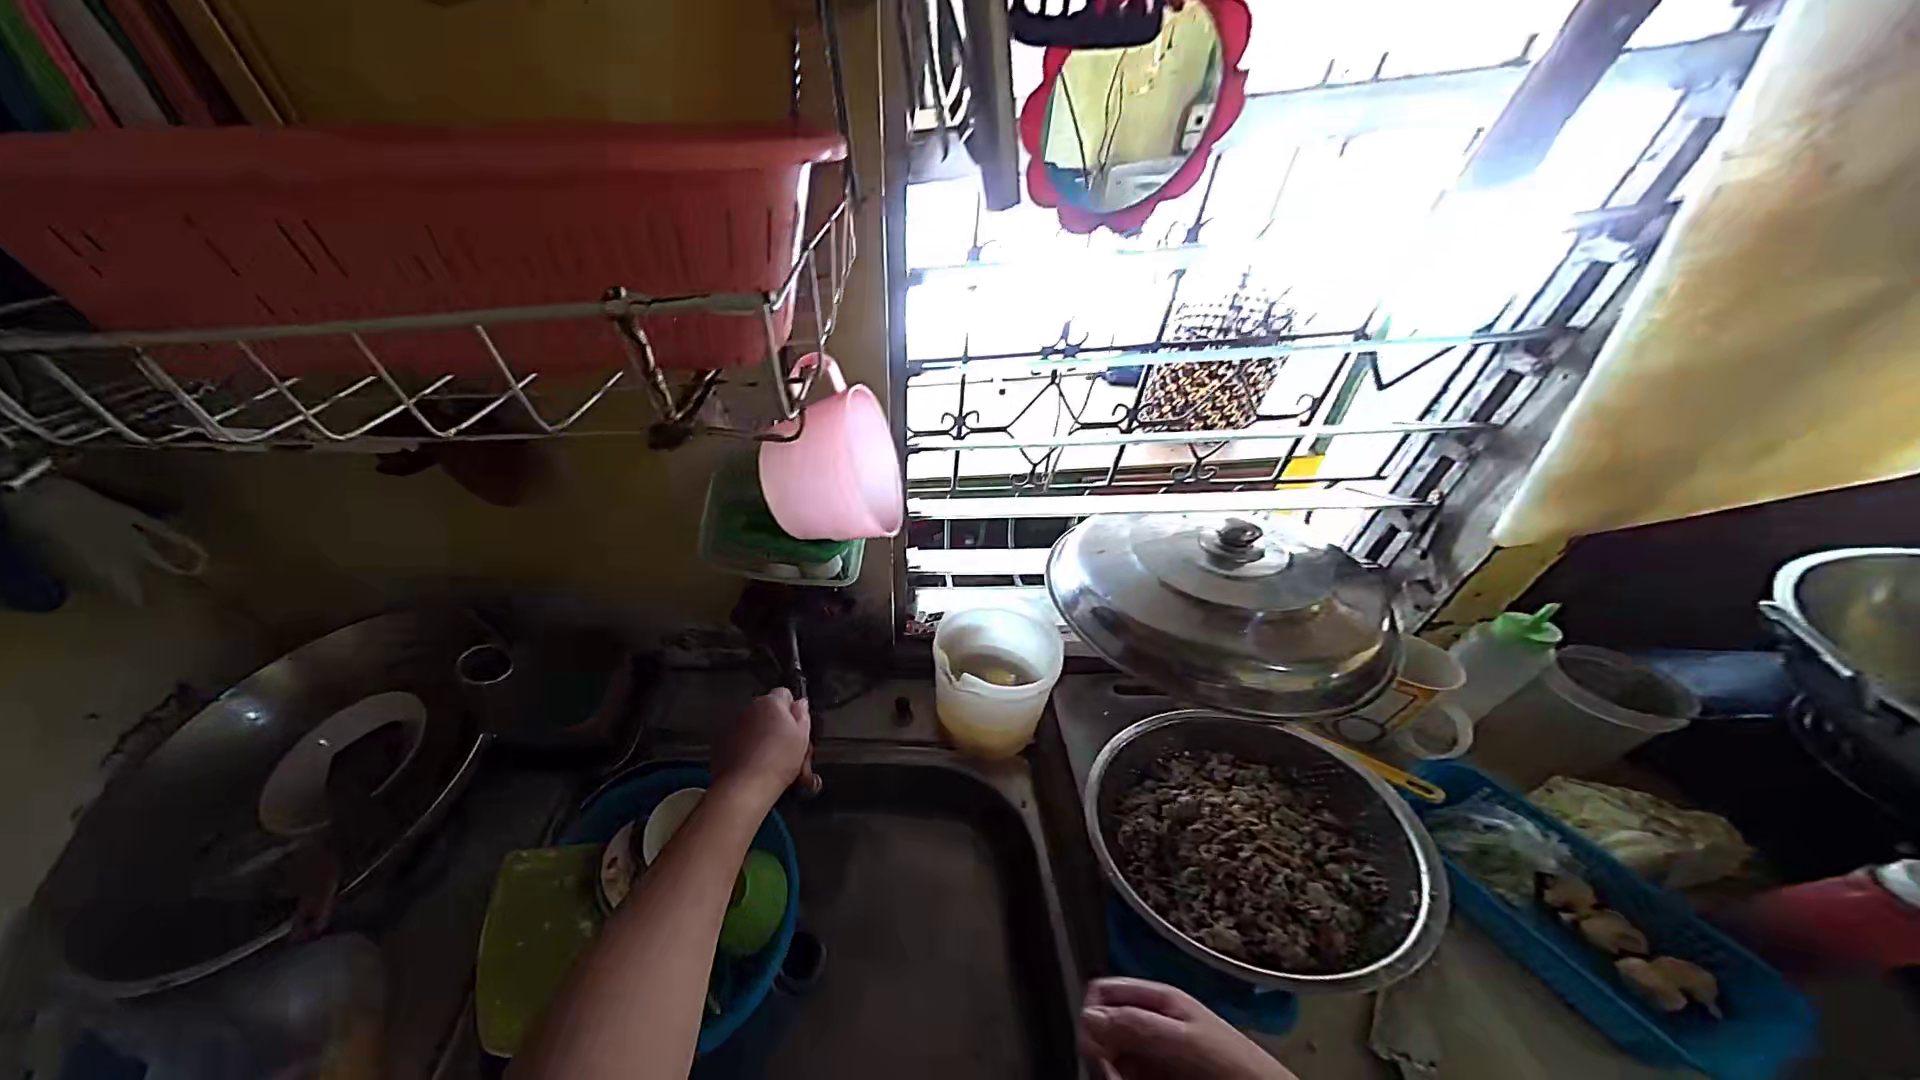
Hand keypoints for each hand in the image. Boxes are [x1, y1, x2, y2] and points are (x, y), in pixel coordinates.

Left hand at [712, 688, 812, 808]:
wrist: (746, 787)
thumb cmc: (778, 762)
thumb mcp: (802, 738)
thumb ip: (802, 715)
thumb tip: (800, 704)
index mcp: (771, 703)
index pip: (784, 694)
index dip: (793, 711)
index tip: (797, 726)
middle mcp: (750, 709)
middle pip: (768, 711)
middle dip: (777, 724)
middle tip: (788, 746)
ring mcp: (733, 726)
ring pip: (753, 726)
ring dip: (762, 737)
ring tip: (772, 760)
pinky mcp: (721, 744)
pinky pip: (739, 740)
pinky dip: (747, 749)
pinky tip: (756, 765)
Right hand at [1079, 979, 1297, 1079]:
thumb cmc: (1234, 1068)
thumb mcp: (1184, 1041)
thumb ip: (1136, 1025)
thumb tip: (1087, 1017)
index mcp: (1157, 1000)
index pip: (1104, 993)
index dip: (1093, 1016)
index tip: (1095, 1048)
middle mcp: (1151, 1023)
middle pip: (1104, 1030)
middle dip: (1102, 1055)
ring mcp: (1156, 1056)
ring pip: (1113, 1061)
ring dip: (1113, 1076)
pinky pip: (1129, 1077)